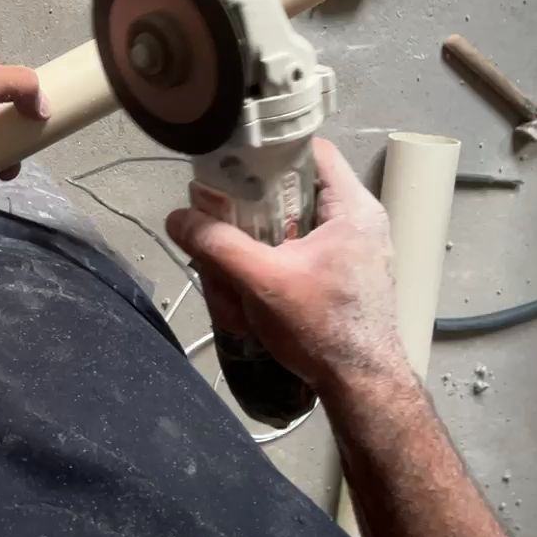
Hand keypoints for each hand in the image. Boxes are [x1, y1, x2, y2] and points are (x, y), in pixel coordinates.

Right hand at [165, 139, 408, 396]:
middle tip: (219, 224)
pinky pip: (288, 247)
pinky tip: (245, 286)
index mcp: (352, 208)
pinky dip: (262, 260)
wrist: (360, 388)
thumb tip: (176, 218)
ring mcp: (346, 246)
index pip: (310, 148)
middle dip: (246, 208)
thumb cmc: (324, 328)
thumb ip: (215, 244)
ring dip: (249, 242)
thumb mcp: (261, 280)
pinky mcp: (336, 270)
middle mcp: (354, 220)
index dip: (269, 149)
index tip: (231, 163)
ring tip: (230, 270)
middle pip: (287, 187)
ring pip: (282, 221)